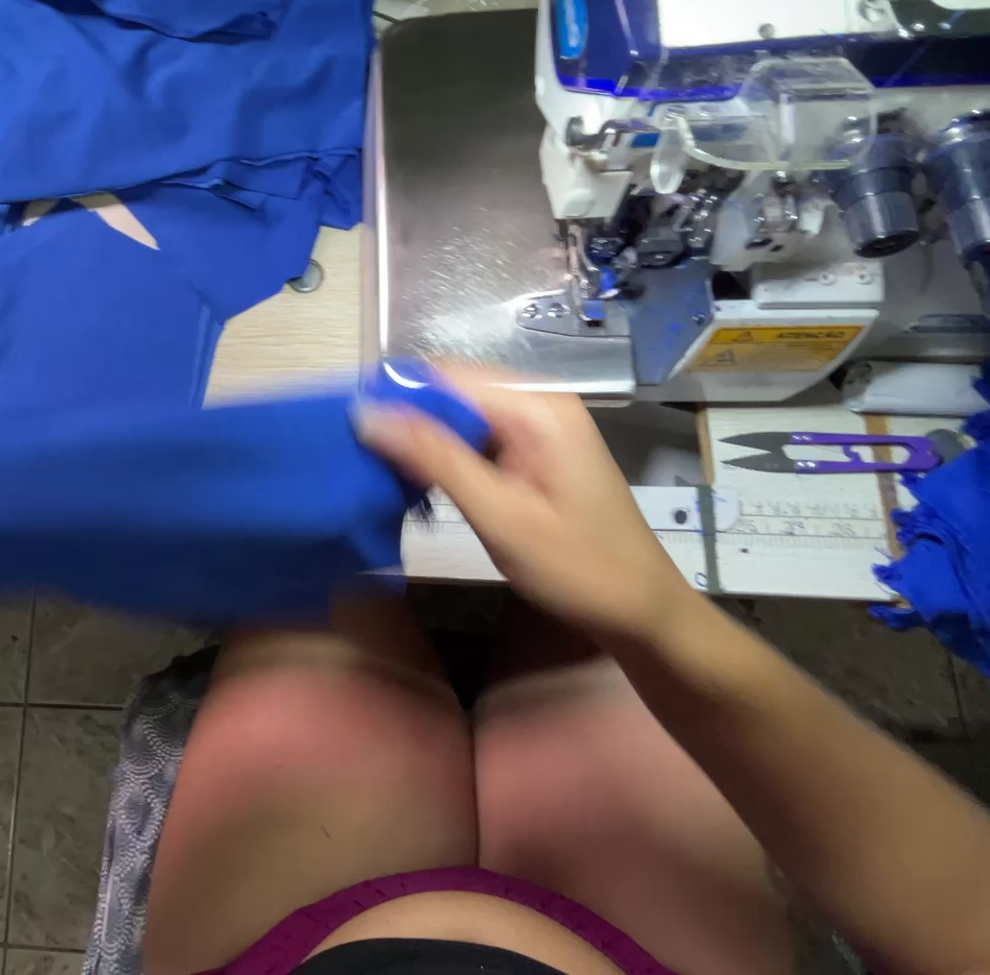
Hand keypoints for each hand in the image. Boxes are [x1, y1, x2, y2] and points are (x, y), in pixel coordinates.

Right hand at [355, 367, 698, 645]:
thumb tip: (369, 415)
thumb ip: (434, 460)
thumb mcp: (500, 515)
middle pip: (450, 391)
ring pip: (456, 416)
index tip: (348, 430)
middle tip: (359, 460)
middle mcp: (537, 404)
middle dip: (404, 420)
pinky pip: (472, 439)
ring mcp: (535, 428)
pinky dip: (441, 459)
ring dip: (418, 442)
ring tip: (379, 474)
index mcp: (537, 408)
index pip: (446, 376)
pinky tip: (418, 486)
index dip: (395, 396)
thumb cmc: (579, 569)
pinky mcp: (530, 452)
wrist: (641, 612)